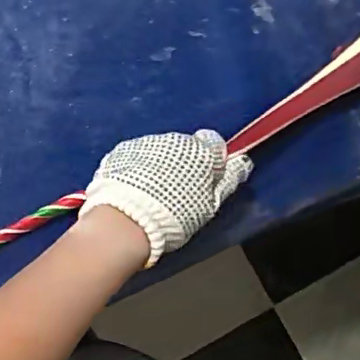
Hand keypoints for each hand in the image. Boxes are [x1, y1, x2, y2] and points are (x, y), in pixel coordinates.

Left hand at [80, 130, 250, 268]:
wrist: (124, 219)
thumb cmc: (173, 215)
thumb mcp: (210, 203)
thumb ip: (228, 180)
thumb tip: (242, 163)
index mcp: (199, 150)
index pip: (212, 143)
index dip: (210, 161)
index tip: (204, 179)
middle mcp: (170, 140)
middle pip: (182, 146)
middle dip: (181, 163)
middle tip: (175, 190)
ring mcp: (141, 143)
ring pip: (156, 151)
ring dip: (156, 165)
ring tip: (150, 192)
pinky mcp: (118, 152)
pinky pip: (132, 156)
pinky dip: (134, 168)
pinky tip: (130, 188)